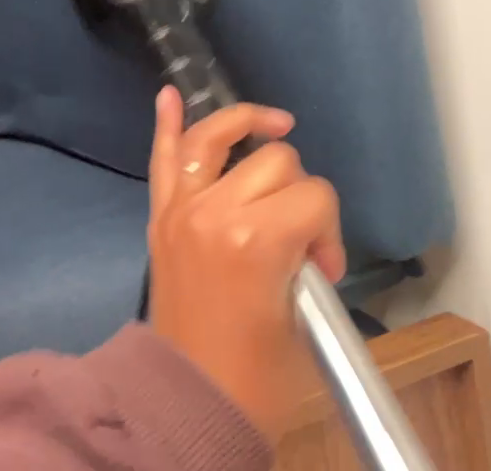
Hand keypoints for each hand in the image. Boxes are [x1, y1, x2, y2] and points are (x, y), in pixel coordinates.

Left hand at [145, 87, 346, 444]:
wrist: (191, 396)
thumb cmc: (258, 373)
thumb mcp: (302, 313)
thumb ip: (307, 255)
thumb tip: (305, 230)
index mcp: (255, 240)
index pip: (313, 195)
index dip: (330, 229)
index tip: (323, 269)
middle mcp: (212, 211)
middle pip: (274, 160)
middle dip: (298, 191)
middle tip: (299, 241)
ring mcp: (180, 208)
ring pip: (215, 140)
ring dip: (245, 127)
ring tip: (273, 125)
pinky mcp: (160, 215)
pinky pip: (163, 159)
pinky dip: (167, 125)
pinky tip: (170, 95)